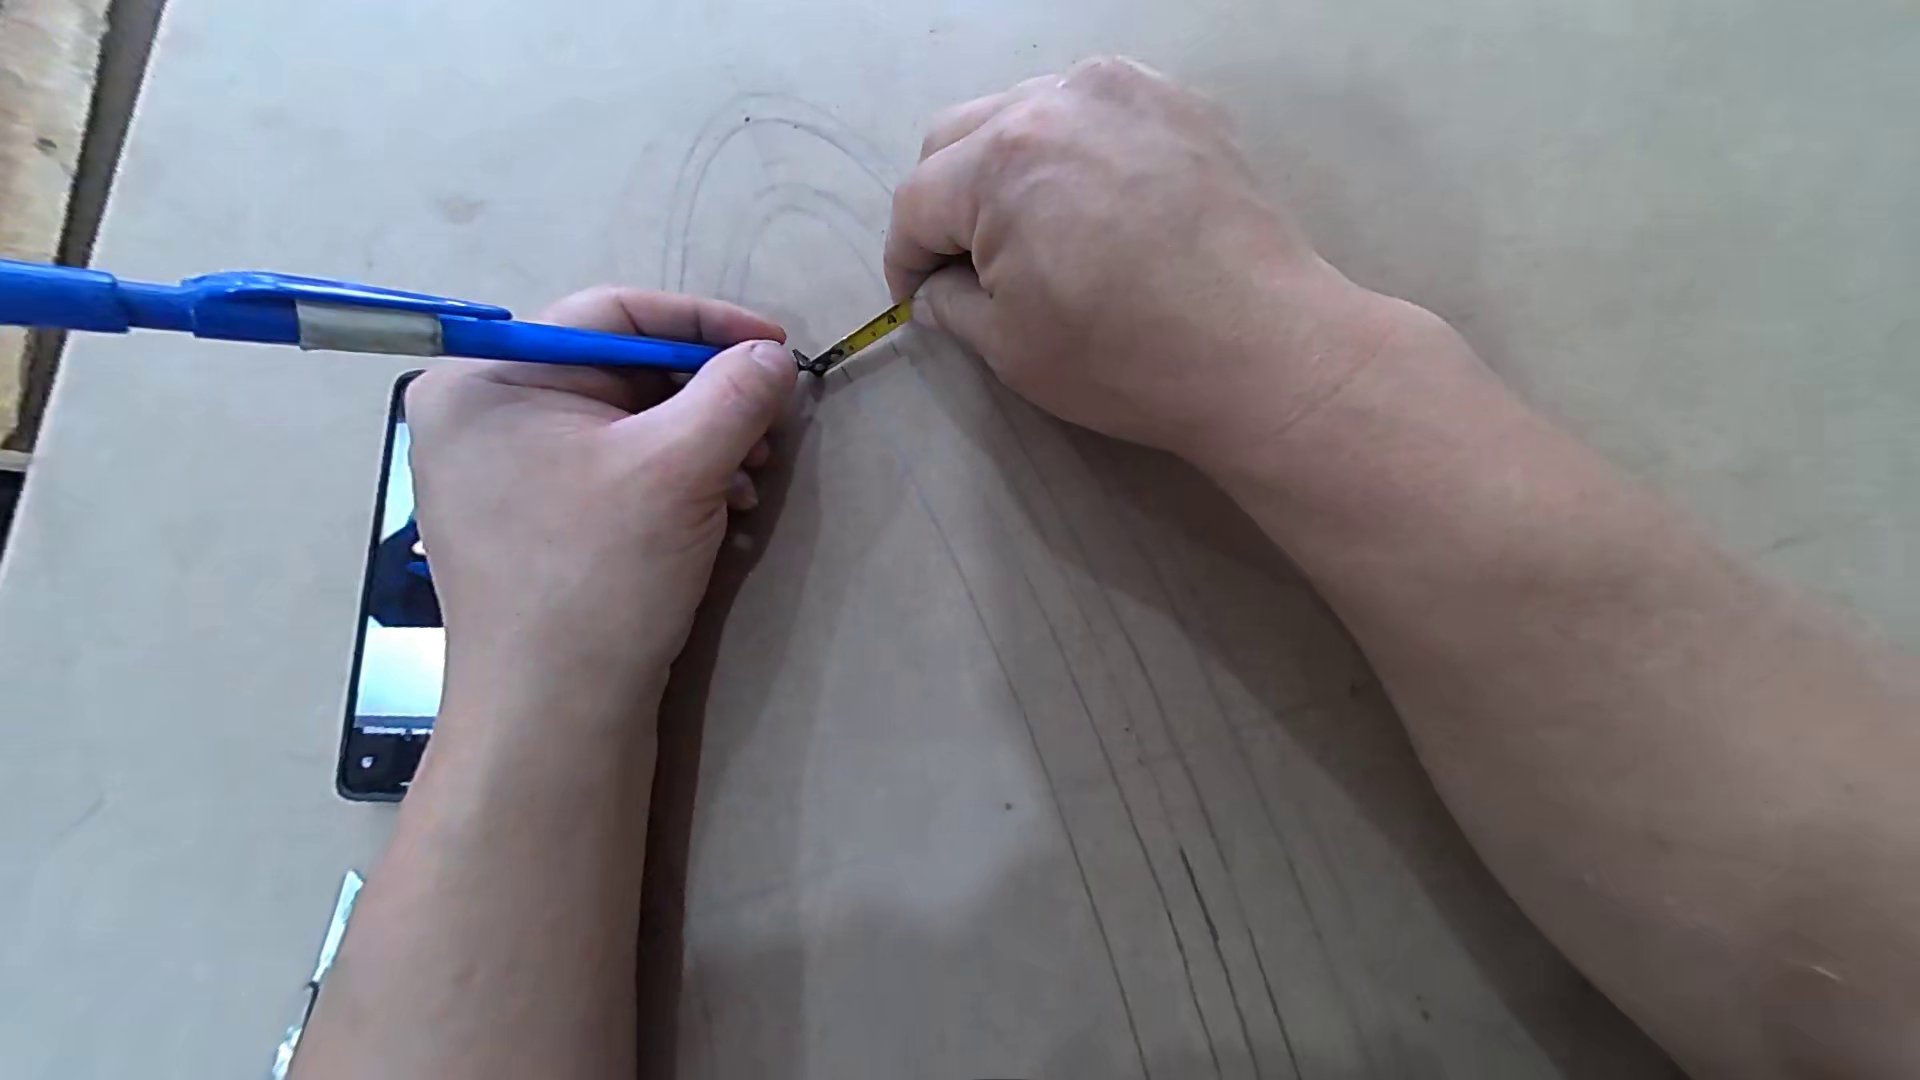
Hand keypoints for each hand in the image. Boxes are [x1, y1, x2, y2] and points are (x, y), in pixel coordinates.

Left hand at [403, 287, 796, 727]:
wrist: (560, 705)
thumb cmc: (603, 574)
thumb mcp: (681, 470)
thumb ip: (736, 396)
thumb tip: (777, 356)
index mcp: (496, 379)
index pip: (617, 316)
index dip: (708, 323)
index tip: (777, 346)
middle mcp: (496, 413)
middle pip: (631, 372)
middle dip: (713, 399)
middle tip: (769, 429)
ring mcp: (519, 468)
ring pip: (638, 423)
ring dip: (709, 443)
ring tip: (750, 481)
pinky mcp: (549, 513)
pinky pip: (629, 468)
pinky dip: (685, 479)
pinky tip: (720, 510)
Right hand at [886, 57, 1406, 472]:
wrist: (1257, 351)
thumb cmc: (1119, 361)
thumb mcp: (1009, 348)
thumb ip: (952, 306)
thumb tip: (933, 290)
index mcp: (1002, 164)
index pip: (916, 201)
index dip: (903, 259)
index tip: (913, 300)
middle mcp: (1056, 100)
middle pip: (956, 141)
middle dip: (941, 208)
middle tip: (960, 267)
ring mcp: (1124, 89)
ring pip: (1021, 115)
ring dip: (998, 174)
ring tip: (1021, 235)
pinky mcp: (1176, 101)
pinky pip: (1088, 115)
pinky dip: (1062, 156)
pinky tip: (1083, 206)